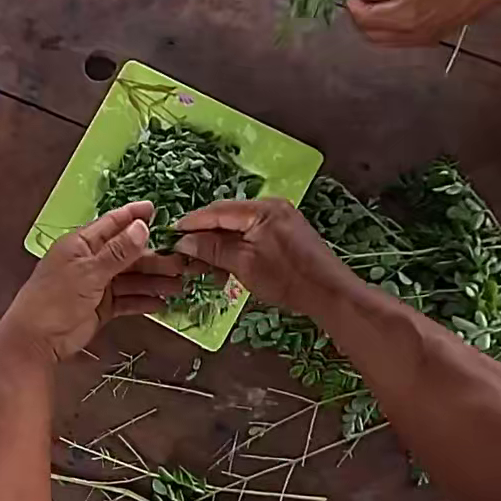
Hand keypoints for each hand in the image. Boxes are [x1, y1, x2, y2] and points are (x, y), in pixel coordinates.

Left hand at [0, 201, 190, 361]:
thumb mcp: (89, 272)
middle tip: (182, 261)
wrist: (37, 340)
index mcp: (82, 244)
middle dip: (155, 258)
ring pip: (131, 279)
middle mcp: (91, 261)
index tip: (158, 210)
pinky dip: (144, 301)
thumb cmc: (56, 299)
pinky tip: (163, 303)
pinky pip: (128, 300)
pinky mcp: (102, 307)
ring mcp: (97, 285)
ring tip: (180, 285)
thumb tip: (142, 226)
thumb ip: (118, 252)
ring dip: (154, 281)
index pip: (112, 224)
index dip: (134, 217)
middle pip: (128, 254)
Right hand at [173, 199, 352, 315]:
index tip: (171, 234)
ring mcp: (280, 219)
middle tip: (185, 254)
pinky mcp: (285, 234)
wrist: (329, 293)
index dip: (192, 223)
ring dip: (220, 246)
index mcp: (261, 209)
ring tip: (206, 267)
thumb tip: (183, 240)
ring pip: (239, 228)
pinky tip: (228, 267)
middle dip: (205, 236)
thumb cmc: (286, 278)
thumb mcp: (243, 264)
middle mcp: (271, 207)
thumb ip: (212, 249)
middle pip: (227, 217)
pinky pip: (252, 235)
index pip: (216, 211)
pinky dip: (237, 249)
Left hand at [348, 0, 500, 47]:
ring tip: (374, 2)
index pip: (365, 19)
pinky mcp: (434, 36)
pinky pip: (401, 40)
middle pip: (372, 34)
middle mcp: (411, 35)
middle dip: (360, 18)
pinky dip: (390, 28)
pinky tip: (393, 12)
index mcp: (405, 17)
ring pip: (385, 40)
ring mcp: (423, 39)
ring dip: (374, 25)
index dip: (354, 6)